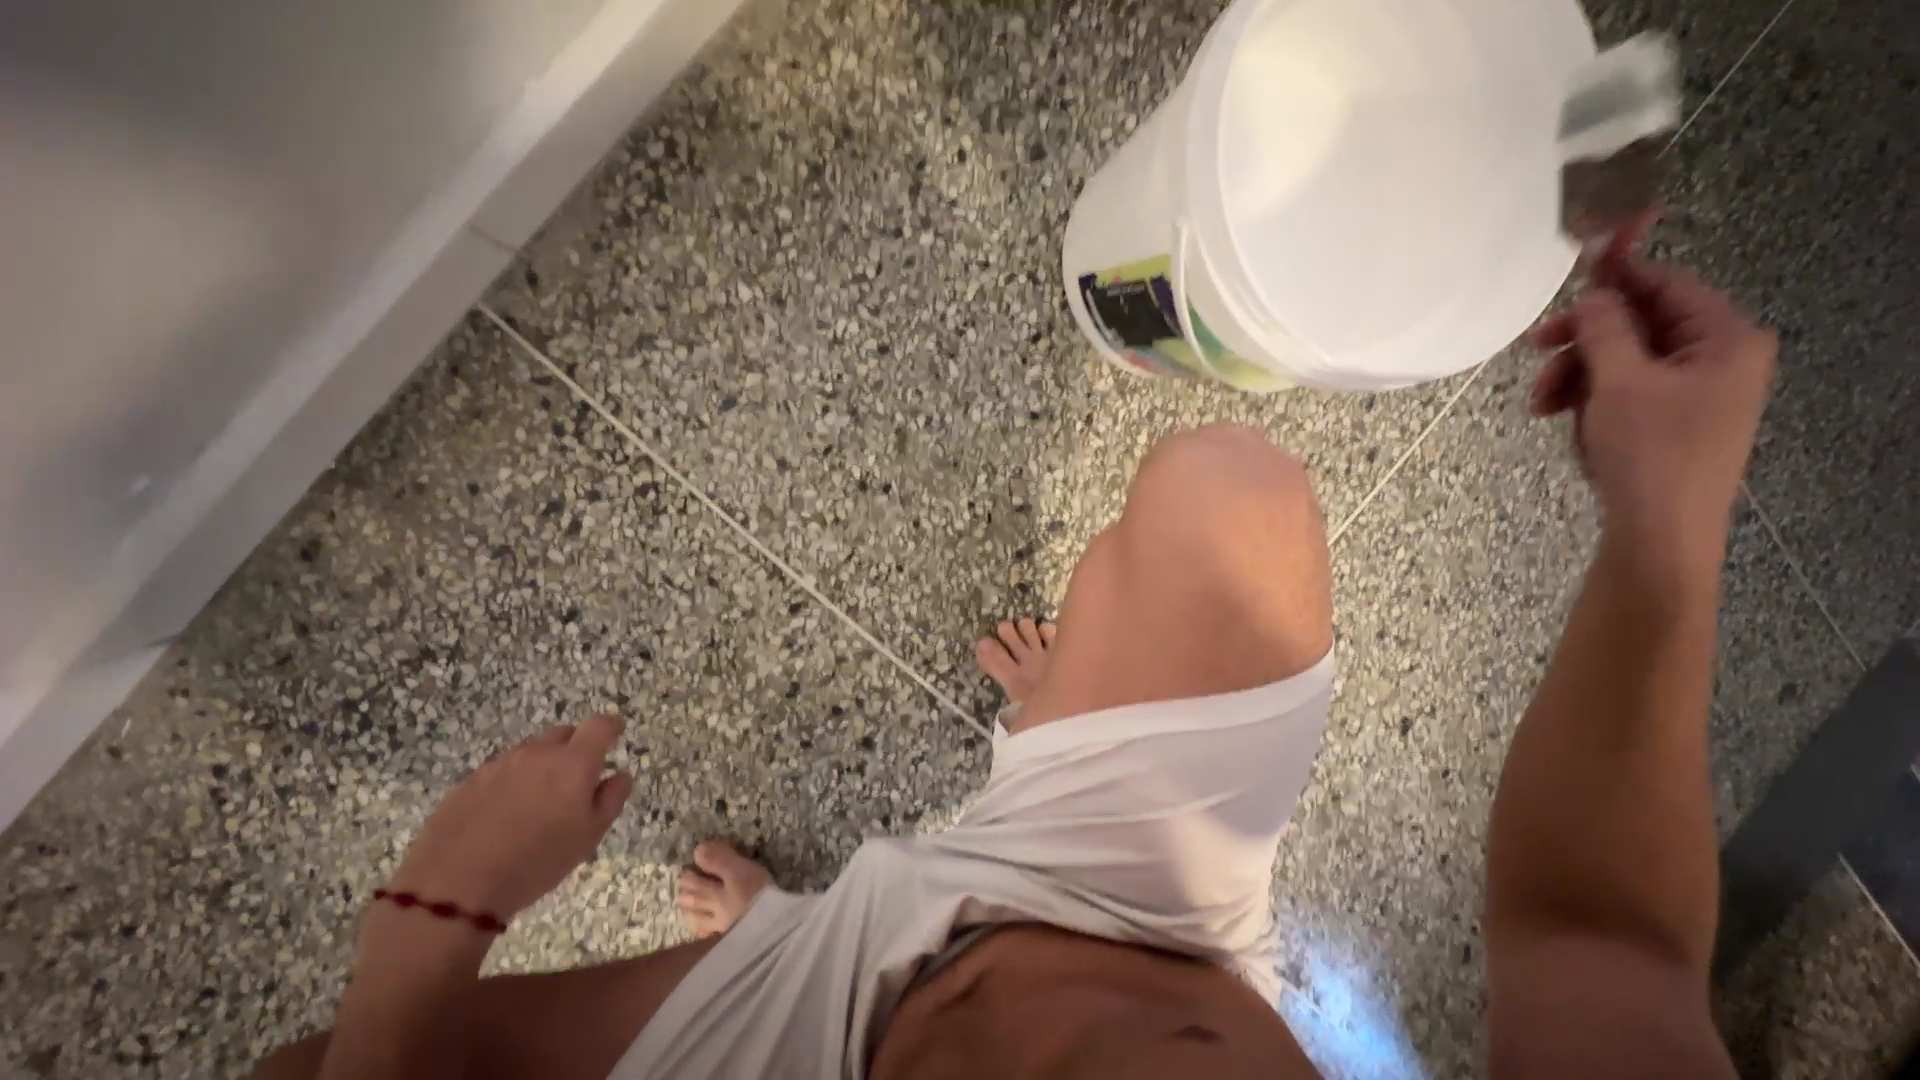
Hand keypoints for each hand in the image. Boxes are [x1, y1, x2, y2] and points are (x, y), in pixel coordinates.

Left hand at [385, 715, 633, 919]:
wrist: (456, 887)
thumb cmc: (536, 862)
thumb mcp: (589, 837)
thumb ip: (611, 799)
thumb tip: (619, 774)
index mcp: (573, 763)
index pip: (599, 726)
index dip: (611, 726)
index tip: (616, 733)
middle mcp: (537, 753)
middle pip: (563, 734)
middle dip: (575, 748)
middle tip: (577, 779)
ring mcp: (499, 765)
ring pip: (530, 753)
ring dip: (542, 766)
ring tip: (538, 803)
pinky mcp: (469, 782)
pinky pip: (502, 771)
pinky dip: (513, 782)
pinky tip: (505, 815)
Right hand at [1530, 218, 1776, 580]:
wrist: (1660, 533)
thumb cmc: (1650, 452)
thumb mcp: (1620, 383)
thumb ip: (1605, 329)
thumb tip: (1593, 293)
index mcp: (1726, 340)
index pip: (1669, 285)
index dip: (1621, 272)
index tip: (1575, 261)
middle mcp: (1717, 359)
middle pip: (1638, 326)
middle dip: (1582, 341)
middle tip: (1533, 351)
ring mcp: (1694, 393)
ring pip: (1621, 361)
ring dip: (1574, 374)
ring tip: (1539, 405)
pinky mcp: (1669, 421)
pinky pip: (1622, 391)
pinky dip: (1586, 398)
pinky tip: (1558, 417)